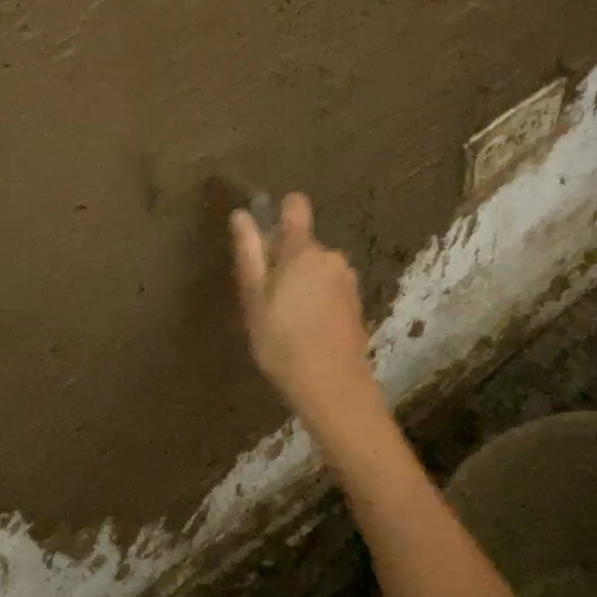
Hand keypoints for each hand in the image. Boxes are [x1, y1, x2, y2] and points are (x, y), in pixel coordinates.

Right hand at [230, 194, 382, 424]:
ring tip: (280, 319)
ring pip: (313, 267)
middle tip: (262, 297)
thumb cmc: (283, 343)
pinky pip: (326, 287)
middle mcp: (331, 257)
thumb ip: (249, 253)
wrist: (335, 391)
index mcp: (303, 250)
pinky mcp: (355, 304)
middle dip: (281, 259)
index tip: (261, 237)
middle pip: (300, 242)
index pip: (295, 206)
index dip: (278, 212)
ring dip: (297, 281)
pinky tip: (302, 330)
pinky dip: (313, 299)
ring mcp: (347, 281)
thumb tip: (241, 215)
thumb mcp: (254, 299)